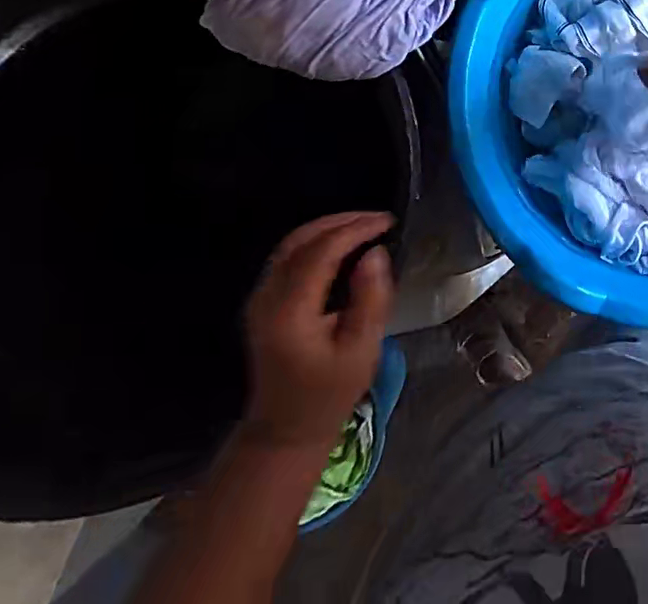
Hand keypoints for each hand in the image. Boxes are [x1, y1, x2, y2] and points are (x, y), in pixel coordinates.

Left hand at [240, 211, 394, 449]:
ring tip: (364, 225)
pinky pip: (287, 257)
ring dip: (327, 228)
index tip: (387, 222)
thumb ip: (370, 299)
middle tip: (378, 219)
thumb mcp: (362, 351)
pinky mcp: (263, 302)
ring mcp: (260, 299)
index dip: (355, 229)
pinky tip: (341, 245)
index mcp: (290, 312)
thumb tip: (375, 253)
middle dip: (341, 222)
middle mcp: (267, 298)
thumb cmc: (329, 394)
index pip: (321, 252)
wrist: (285, 429)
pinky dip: (316, 242)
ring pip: (290, 245)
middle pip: (301, 240)